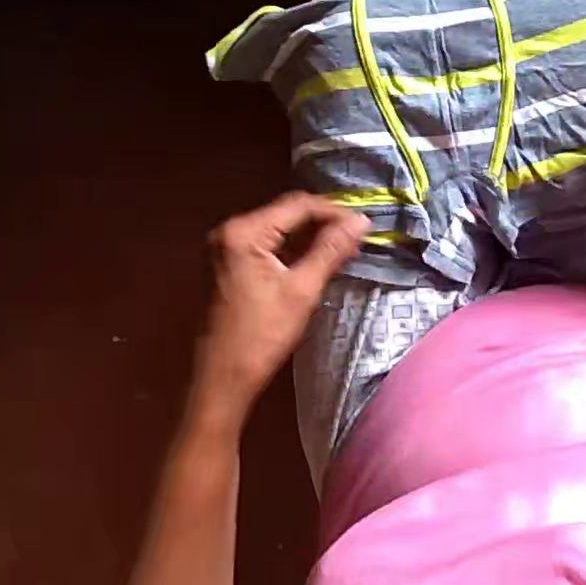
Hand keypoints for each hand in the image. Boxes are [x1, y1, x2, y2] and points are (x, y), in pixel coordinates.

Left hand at [199, 193, 368, 406]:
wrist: (222, 379)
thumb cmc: (261, 336)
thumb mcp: (302, 289)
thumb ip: (332, 250)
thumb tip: (360, 221)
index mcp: (245, 232)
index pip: (299, 205)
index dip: (335, 211)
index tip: (363, 225)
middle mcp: (231, 231)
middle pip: (289, 213)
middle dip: (325, 223)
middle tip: (357, 237)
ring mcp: (228, 246)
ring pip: (281, 227)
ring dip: (313, 235)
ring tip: (345, 248)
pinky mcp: (230, 262)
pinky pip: (270, 243)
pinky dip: (295, 247)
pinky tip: (319, 258)